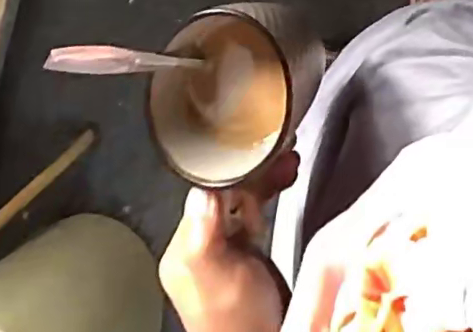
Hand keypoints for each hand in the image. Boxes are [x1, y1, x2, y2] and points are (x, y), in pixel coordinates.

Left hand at [160, 151, 299, 331]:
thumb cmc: (243, 325)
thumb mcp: (221, 281)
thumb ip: (205, 237)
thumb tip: (201, 192)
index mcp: (183, 251)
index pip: (207, 190)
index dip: (237, 171)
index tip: (262, 158)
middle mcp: (198, 244)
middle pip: (226, 190)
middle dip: (256, 172)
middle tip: (283, 161)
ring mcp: (222, 247)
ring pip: (241, 195)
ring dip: (266, 179)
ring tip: (288, 168)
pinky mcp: (243, 250)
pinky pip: (253, 208)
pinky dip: (269, 193)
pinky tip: (283, 182)